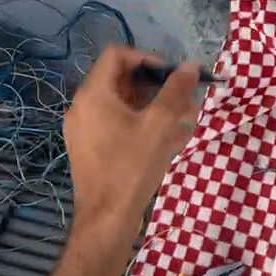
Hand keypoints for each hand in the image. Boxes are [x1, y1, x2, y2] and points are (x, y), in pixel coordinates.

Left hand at [63, 46, 201, 238]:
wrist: (107, 220)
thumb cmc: (131, 167)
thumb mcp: (159, 125)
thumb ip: (176, 91)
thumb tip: (191, 67)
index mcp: (94, 95)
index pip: (118, 56)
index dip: (148, 58)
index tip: (173, 75)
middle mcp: (84, 108)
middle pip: (124, 81)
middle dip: (159, 87)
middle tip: (187, 98)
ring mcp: (87, 131)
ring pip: (126, 107)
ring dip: (158, 108)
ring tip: (189, 119)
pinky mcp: (94, 150)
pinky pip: (121, 127)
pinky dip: (146, 126)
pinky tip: (175, 139)